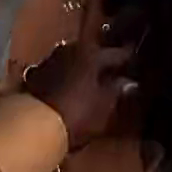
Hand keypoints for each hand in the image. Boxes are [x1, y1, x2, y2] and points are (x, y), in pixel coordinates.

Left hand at [23, 27, 131, 149]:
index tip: (137, 58)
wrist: (34, 122)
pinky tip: (73, 82)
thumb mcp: (104, 105)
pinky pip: (61, 68)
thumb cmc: (78, 112)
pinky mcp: (38, 72)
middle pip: (93, 51)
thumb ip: (118, 90)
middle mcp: (71, 49)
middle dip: (104, 57)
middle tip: (116, 65)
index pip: (115, 53)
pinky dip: (70, 72)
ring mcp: (52, 59)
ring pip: (75, 57)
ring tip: (95, 74)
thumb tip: (130, 82)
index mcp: (91, 54)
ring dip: (85, 64)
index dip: (127, 57)